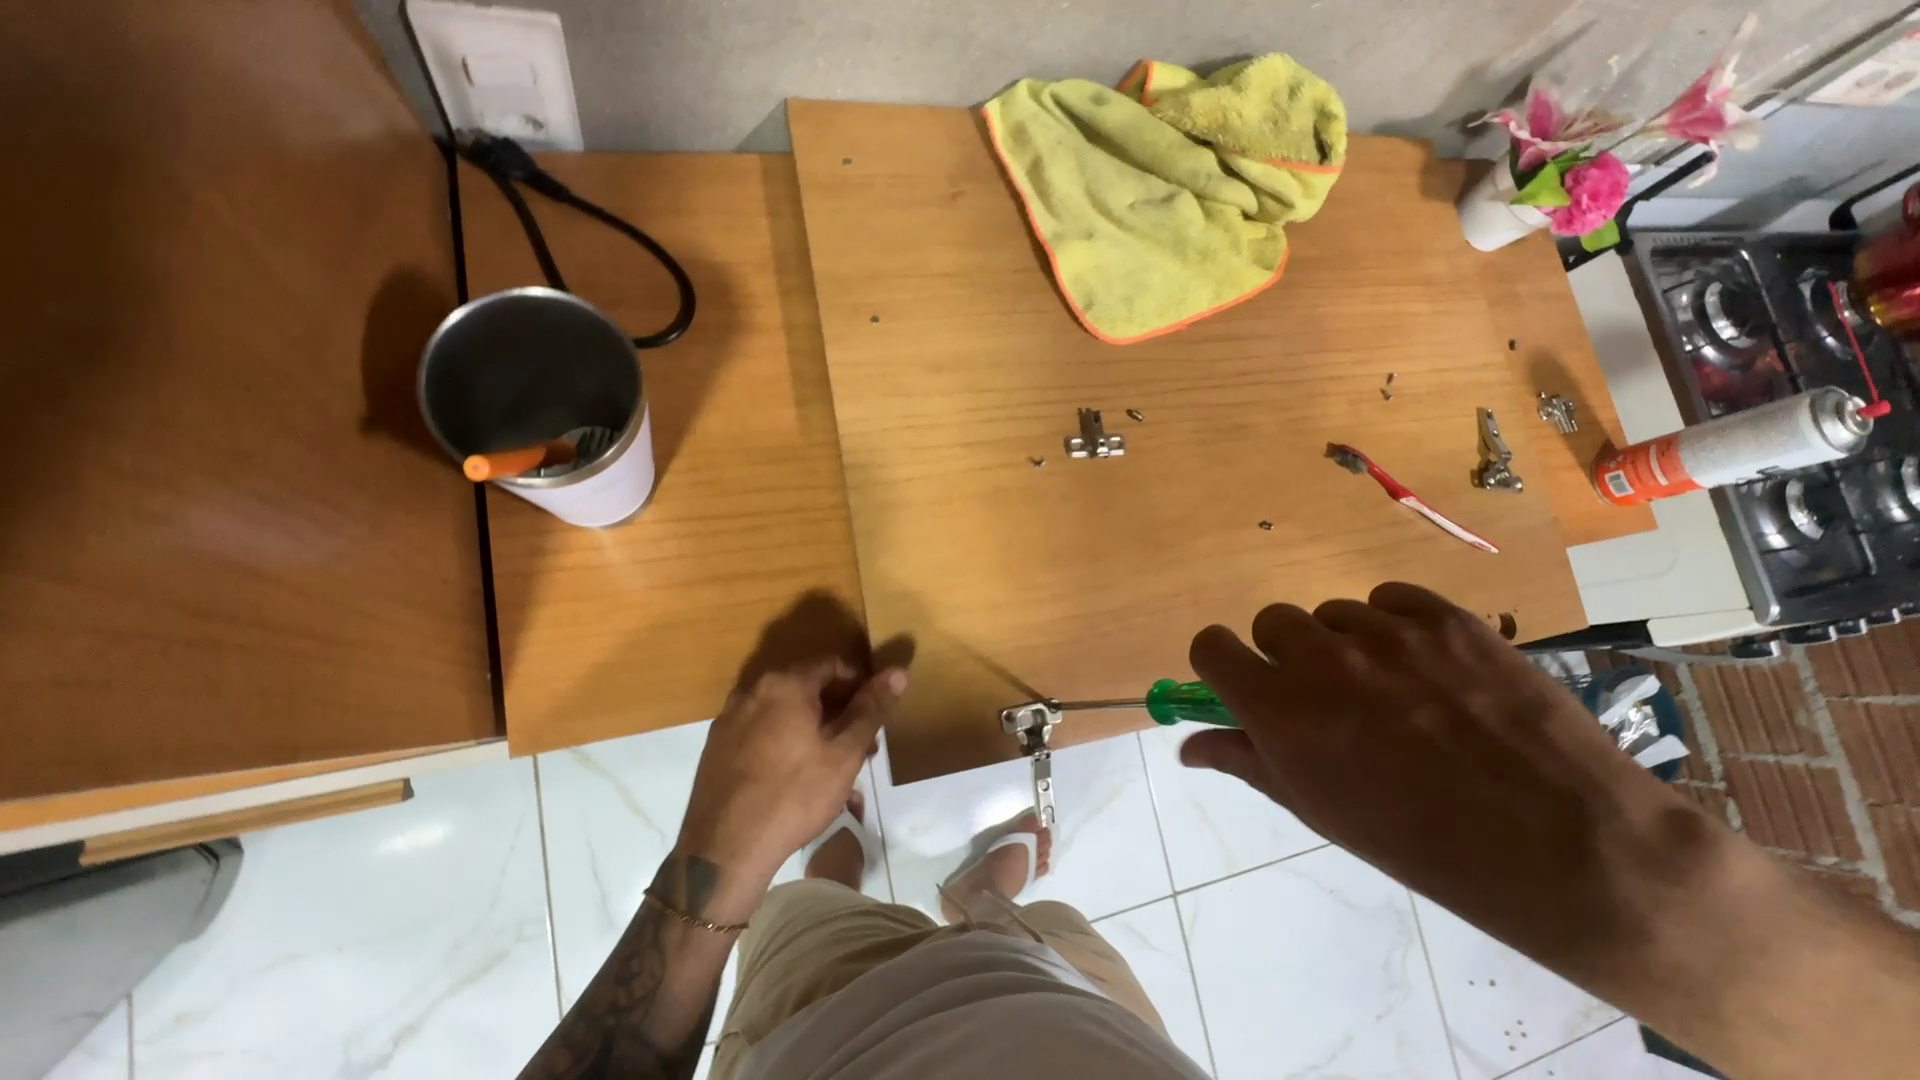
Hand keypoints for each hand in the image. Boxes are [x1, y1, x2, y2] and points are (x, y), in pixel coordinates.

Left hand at [677, 659, 907, 884]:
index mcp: (784, 684)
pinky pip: (760, 730)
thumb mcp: (844, 754)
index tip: (875, 714)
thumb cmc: (795, 796)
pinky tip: (795, 776)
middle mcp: (751, 690)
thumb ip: (871, 709)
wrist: (725, 849)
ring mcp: (729, 718)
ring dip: (812, 727)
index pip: (832, 664)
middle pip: (806, 687)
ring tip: (832, 766)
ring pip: (782, 711)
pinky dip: (784, 740)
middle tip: (861, 746)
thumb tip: (898, 672)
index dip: (860, 684)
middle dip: (838, 710)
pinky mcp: (716, 746)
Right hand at [1180, 582, 1724, 981]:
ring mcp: (1388, 632)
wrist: (1558, 841)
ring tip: (1393, 692)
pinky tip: (1426, 668)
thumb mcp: (1319, 810)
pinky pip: (1391, 599)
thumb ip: (1247, 762)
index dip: (1223, 664)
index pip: (1211, 646)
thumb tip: (1189, 745)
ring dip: (1345, 645)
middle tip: (1329, 701)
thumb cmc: (1420, 843)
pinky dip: (1394, 625)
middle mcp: (1324, 659)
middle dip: (1286, 656)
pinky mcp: (1447, 618)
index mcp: (1280, 710)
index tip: (1243, 686)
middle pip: (1272, 623)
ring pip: (1334, 614)